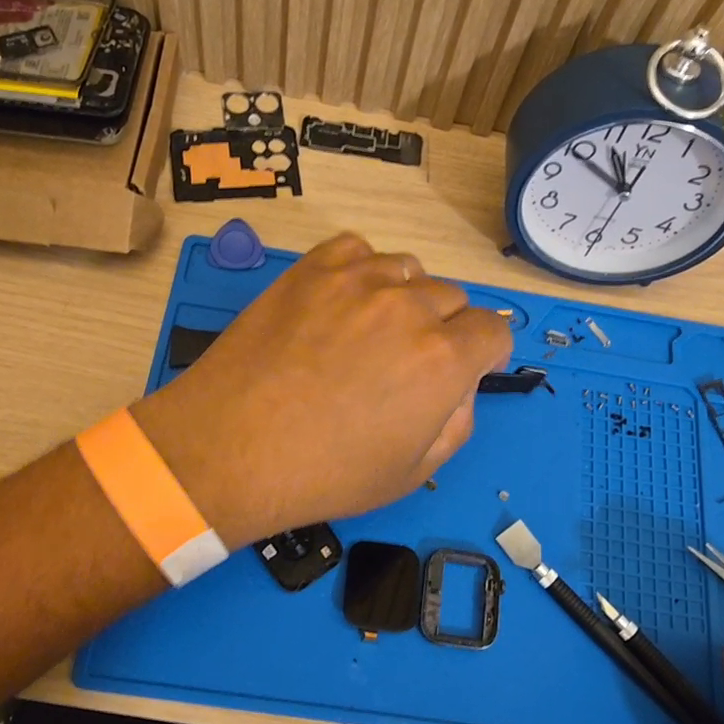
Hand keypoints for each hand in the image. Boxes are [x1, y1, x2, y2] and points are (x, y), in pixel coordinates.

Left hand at [132, 232, 512, 546]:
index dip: (484, 353)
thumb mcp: (412, 473)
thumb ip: (457, 422)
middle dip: (443, 330)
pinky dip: (361, 270)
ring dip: (404, 297)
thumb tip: (461, 385)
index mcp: (443, 360)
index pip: (494, 330)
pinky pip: (358, 250)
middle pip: (452, 298)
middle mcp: (409, 308)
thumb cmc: (324, 474)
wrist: (230, 449)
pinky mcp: (311, 270)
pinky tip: (342, 301)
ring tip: (371, 330)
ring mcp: (357, 281)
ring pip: (408, 271)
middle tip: (405, 364)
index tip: (465, 370)